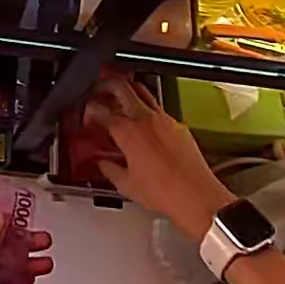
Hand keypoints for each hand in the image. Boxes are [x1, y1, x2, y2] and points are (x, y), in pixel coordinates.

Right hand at [86, 73, 235, 240]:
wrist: (197, 197)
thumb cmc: (165, 192)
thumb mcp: (126, 185)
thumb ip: (109, 168)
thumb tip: (103, 163)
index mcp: (127, 131)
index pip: (100, 110)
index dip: (89, 111)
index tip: (87, 118)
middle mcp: (145, 118)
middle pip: (120, 86)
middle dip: (104, 85)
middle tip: (98, 91)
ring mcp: (163, 118)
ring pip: (141, 90)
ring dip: (127, 91)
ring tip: (119, 99)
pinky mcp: (178, 125)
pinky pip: (158, 107)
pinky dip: (146, 108)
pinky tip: (143, 122)